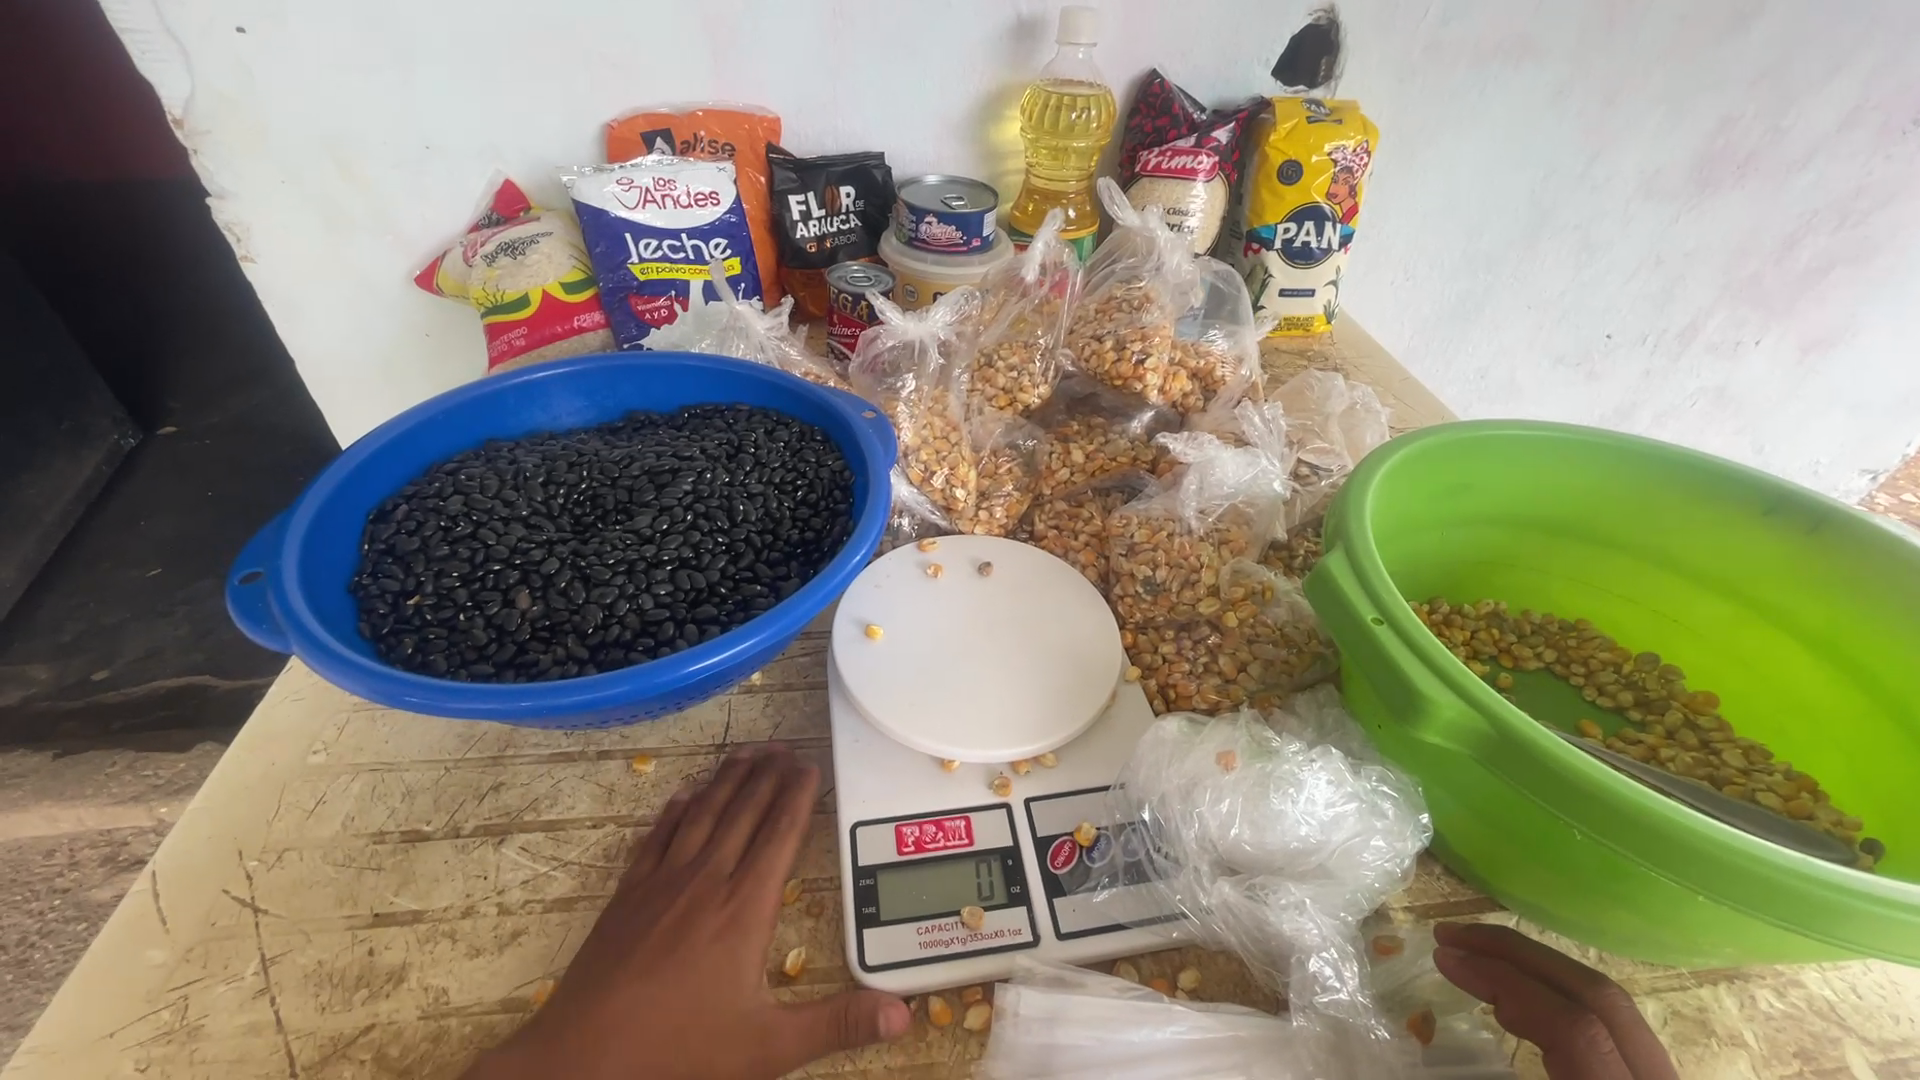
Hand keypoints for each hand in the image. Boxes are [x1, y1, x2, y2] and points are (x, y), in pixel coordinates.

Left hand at [465, 744, 910, 1079]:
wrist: (581, 1061)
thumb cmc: (679, 1050)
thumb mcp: (768, 1047)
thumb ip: (837, 1022)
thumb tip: (903, 1012)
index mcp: (746, 907)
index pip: (780, 833)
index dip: (797, 795)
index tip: (809, 765)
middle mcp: (707, 881)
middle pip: (744, 811)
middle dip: (767, 775)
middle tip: (784, 746)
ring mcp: (662, 883)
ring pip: (702, 814)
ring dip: (726, 780)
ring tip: (746, 753)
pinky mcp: (628, 895)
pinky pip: (657, 837)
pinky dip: (675, 810)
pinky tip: (683, 795)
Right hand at [1433, 922, 1676, 1079]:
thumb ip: (1489, 1073)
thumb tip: (1428, 1034)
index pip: (1574, 1026)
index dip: (1504, 982)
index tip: (1444, 957)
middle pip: (1598, 995)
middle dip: (1516, 953)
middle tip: (1452, 937)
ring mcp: (1664, 1077)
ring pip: (1610, 1002)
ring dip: (1532, 968)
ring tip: (1474, 961)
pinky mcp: (1655, 1076)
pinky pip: (1612, 1023)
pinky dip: (1556, 997)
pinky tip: (1517, 1002)